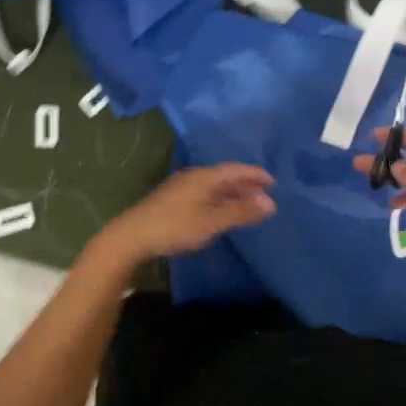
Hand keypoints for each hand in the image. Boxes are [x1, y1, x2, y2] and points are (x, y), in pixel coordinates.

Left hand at [99, 164, 275, 261]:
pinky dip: (219, 200)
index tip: (273, 182)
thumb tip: (270, 203)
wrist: (132, 236)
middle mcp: (194, 177)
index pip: (236, 169)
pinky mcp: (173, 200)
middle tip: (264, 195)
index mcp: (205, 177)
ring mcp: (181, 187)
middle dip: (245, 185)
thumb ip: (241, 211)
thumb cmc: (175, 227)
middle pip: (225, 176)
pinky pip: (204, 194)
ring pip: (213, 186)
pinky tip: (221, 212)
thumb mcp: (212, 221)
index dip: (255, 174)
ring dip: (232, 194)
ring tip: (247, 205)